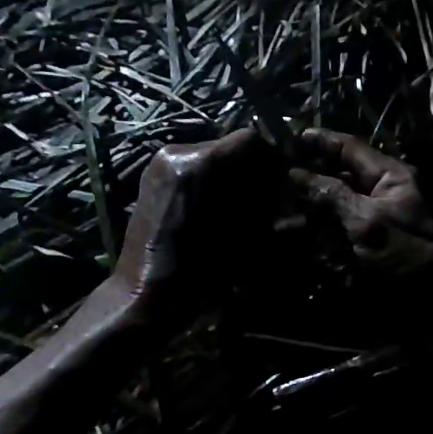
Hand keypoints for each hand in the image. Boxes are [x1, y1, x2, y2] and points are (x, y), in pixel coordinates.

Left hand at [110, 128, 278, 322]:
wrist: (147, 295)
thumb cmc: (200, 273)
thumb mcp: (248, 238)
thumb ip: (268, 202)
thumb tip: (285, 181)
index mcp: (203, 163)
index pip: (251, 139)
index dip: (271, 159)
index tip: (279, 184)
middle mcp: (178, 151)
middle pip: (230, 146)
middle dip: (250, 170)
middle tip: (261, 201)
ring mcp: (160, 161)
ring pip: (211, 156)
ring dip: (230, 177)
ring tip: (235, 210)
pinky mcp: (151, 176)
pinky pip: (192, 168)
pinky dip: (208, 183)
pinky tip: (212, 211)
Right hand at [287, 129, 432, 290]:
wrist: (431, 281)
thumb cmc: (400, 246)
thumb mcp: (363, 219)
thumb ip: (331, 193)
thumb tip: (298, 173)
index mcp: (389, 172)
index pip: (351, 147)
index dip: (323, 140)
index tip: (296, 137)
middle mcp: (386, 182)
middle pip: (347, 165)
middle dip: (318, 163)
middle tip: (287, 161)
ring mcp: (383, 203)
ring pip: (347, 186)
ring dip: (321, 186)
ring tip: (292, 184)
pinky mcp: (378, 223)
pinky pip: (350, 206)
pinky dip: (331, 205)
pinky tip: (310, 208)